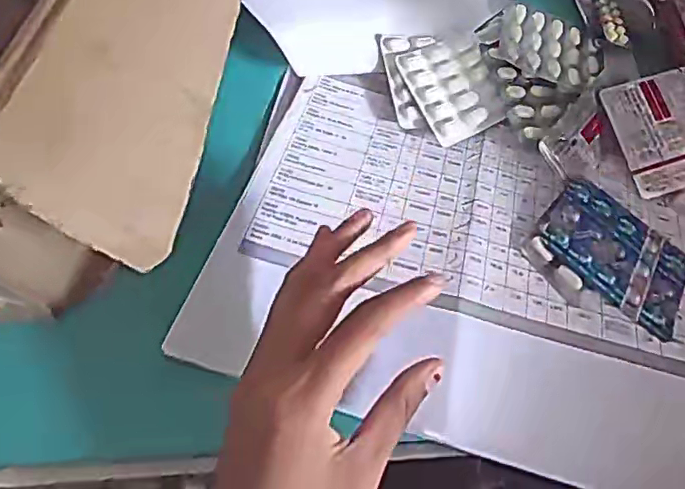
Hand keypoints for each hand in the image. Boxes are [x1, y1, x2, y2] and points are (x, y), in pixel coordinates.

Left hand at [217, 210, 444, 488]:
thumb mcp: (358, 475)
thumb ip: (395, 411)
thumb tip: (430, 367)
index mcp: (304, 395)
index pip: (364, 325)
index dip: (404, 297)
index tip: (432, 282)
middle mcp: (274, 372)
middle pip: (326, 291)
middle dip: (369, 254)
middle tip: (403, 231)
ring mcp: (257, 371)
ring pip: (295, 291)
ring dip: (330, 251)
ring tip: (357, 220)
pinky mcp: (252, 377)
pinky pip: (279, 311)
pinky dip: (303, 275)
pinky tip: (316, 259)